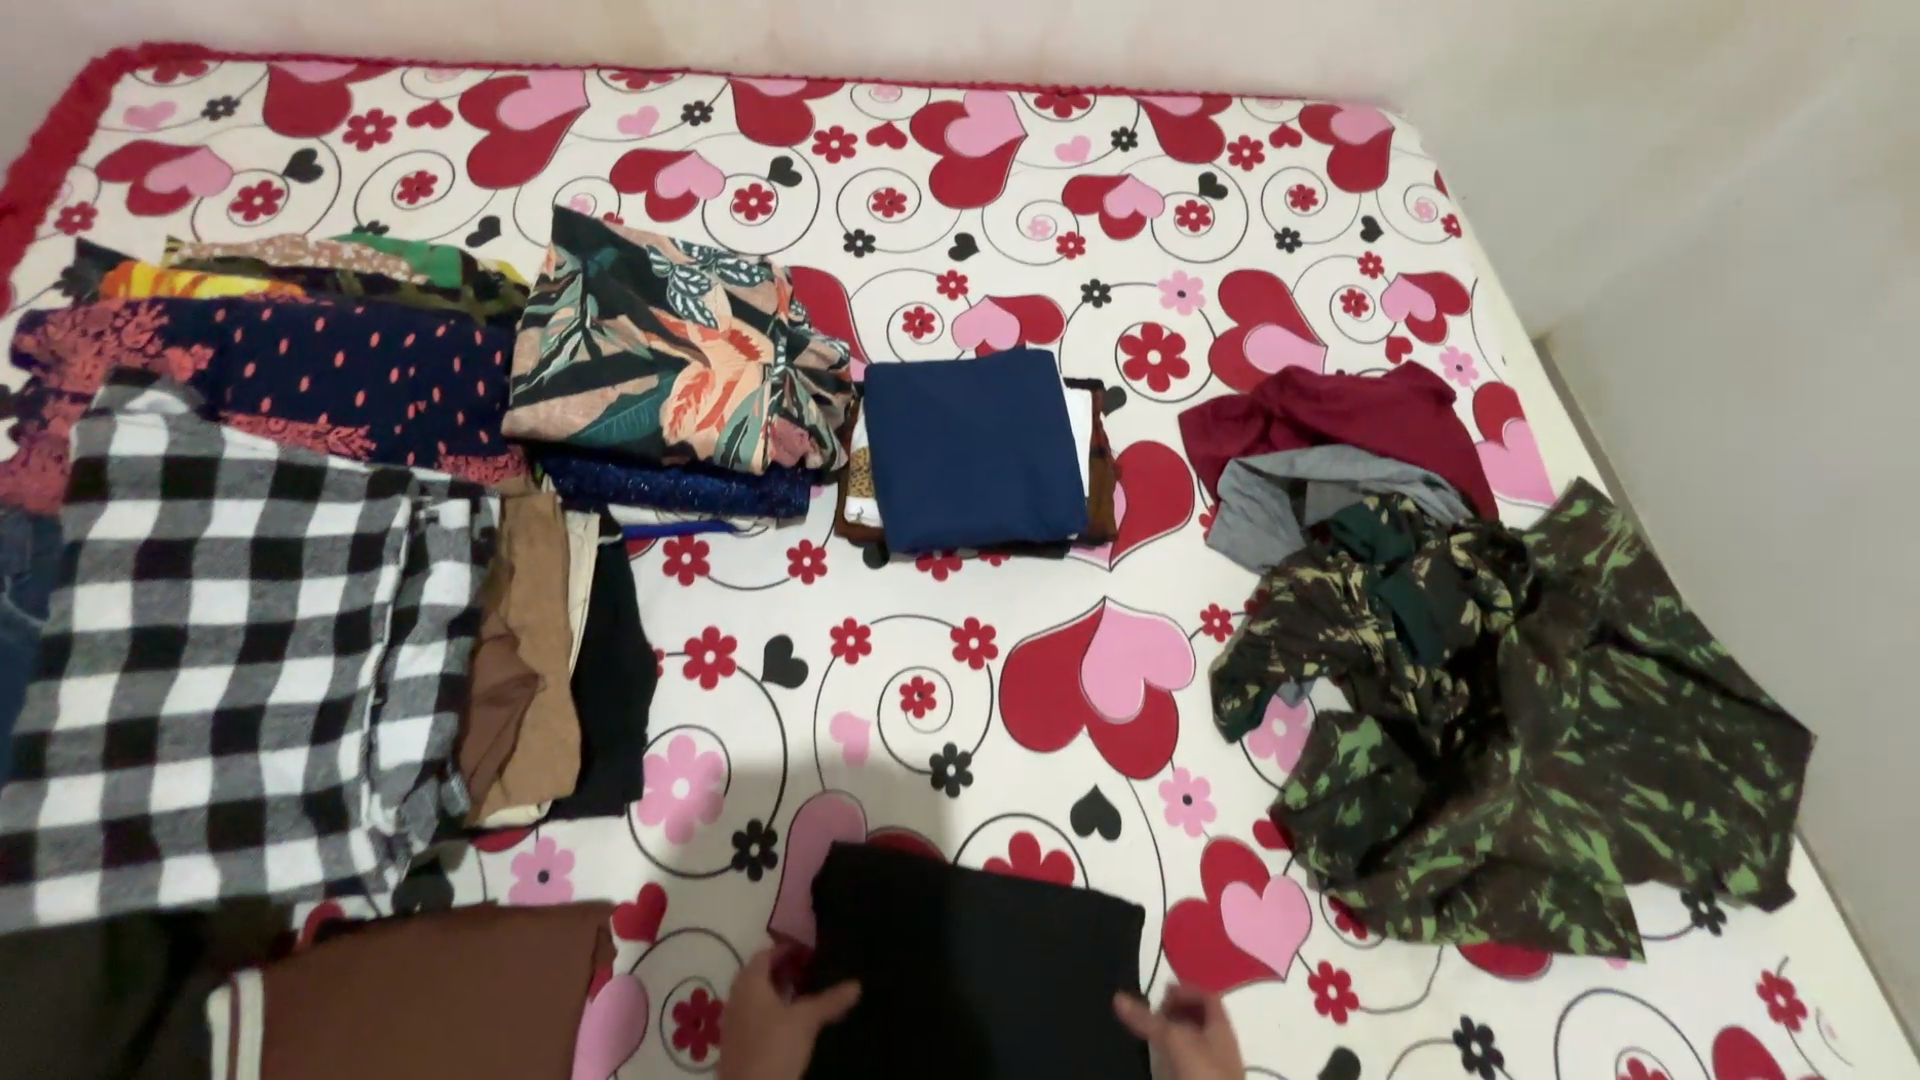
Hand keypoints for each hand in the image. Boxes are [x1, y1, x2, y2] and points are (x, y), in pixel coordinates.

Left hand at [716, 947, 860, 1079]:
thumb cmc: (774, 1047)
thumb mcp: (806, 1021)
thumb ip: (830, 1001)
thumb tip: (857, 985)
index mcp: (749, 983)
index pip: (765, 954)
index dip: (787, 950)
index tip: (810, 952)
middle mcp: (737, 998)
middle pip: (760, 975)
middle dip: (785, 971)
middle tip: (812, 972)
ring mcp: (735, 1024)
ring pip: (758, 999)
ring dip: (780, 994)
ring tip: (807, 997)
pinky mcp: (738, 1047)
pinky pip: (756, 1019)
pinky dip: (774, 1014)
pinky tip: (794, 1025)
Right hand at [1114, 984, 1244, 1079]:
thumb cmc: (1202, 1075)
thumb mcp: (1174, 1040)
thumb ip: (1148, 1019)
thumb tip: (1119, 998)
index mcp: (1221, 1029)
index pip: (1208, 998)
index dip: (1185, 990)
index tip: (1161, 992)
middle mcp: (1221, 1048)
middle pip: (1200, 1020)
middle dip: (1176, 1012)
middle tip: (1152, 1012)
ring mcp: (1213, 1072)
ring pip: (1193, 1044)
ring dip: (1172, 1035)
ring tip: (1149, 1034)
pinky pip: (1186, 1065)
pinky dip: (1171, 1058)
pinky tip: (1156, 1063)